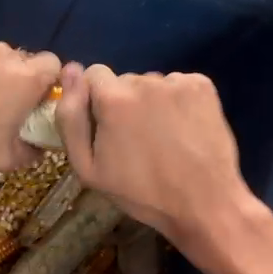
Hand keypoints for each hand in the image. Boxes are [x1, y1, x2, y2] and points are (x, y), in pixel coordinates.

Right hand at [54, 63, 253, 240]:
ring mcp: (178, 82)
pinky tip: (181, 129)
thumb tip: (69, 70)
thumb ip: (70, 119)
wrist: (202, 202)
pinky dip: (176, 102)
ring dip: (150, 103)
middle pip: (123, 81)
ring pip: (151, 84)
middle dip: (123, 103)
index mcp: (114, 99)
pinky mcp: (203, 86)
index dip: (94, 101)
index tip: (104, 127)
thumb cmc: (139, 192)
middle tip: (134, 139)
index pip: (92, 74)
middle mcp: (145, 80)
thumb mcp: (88, 168)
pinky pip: (177, 85)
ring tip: (161, 137)